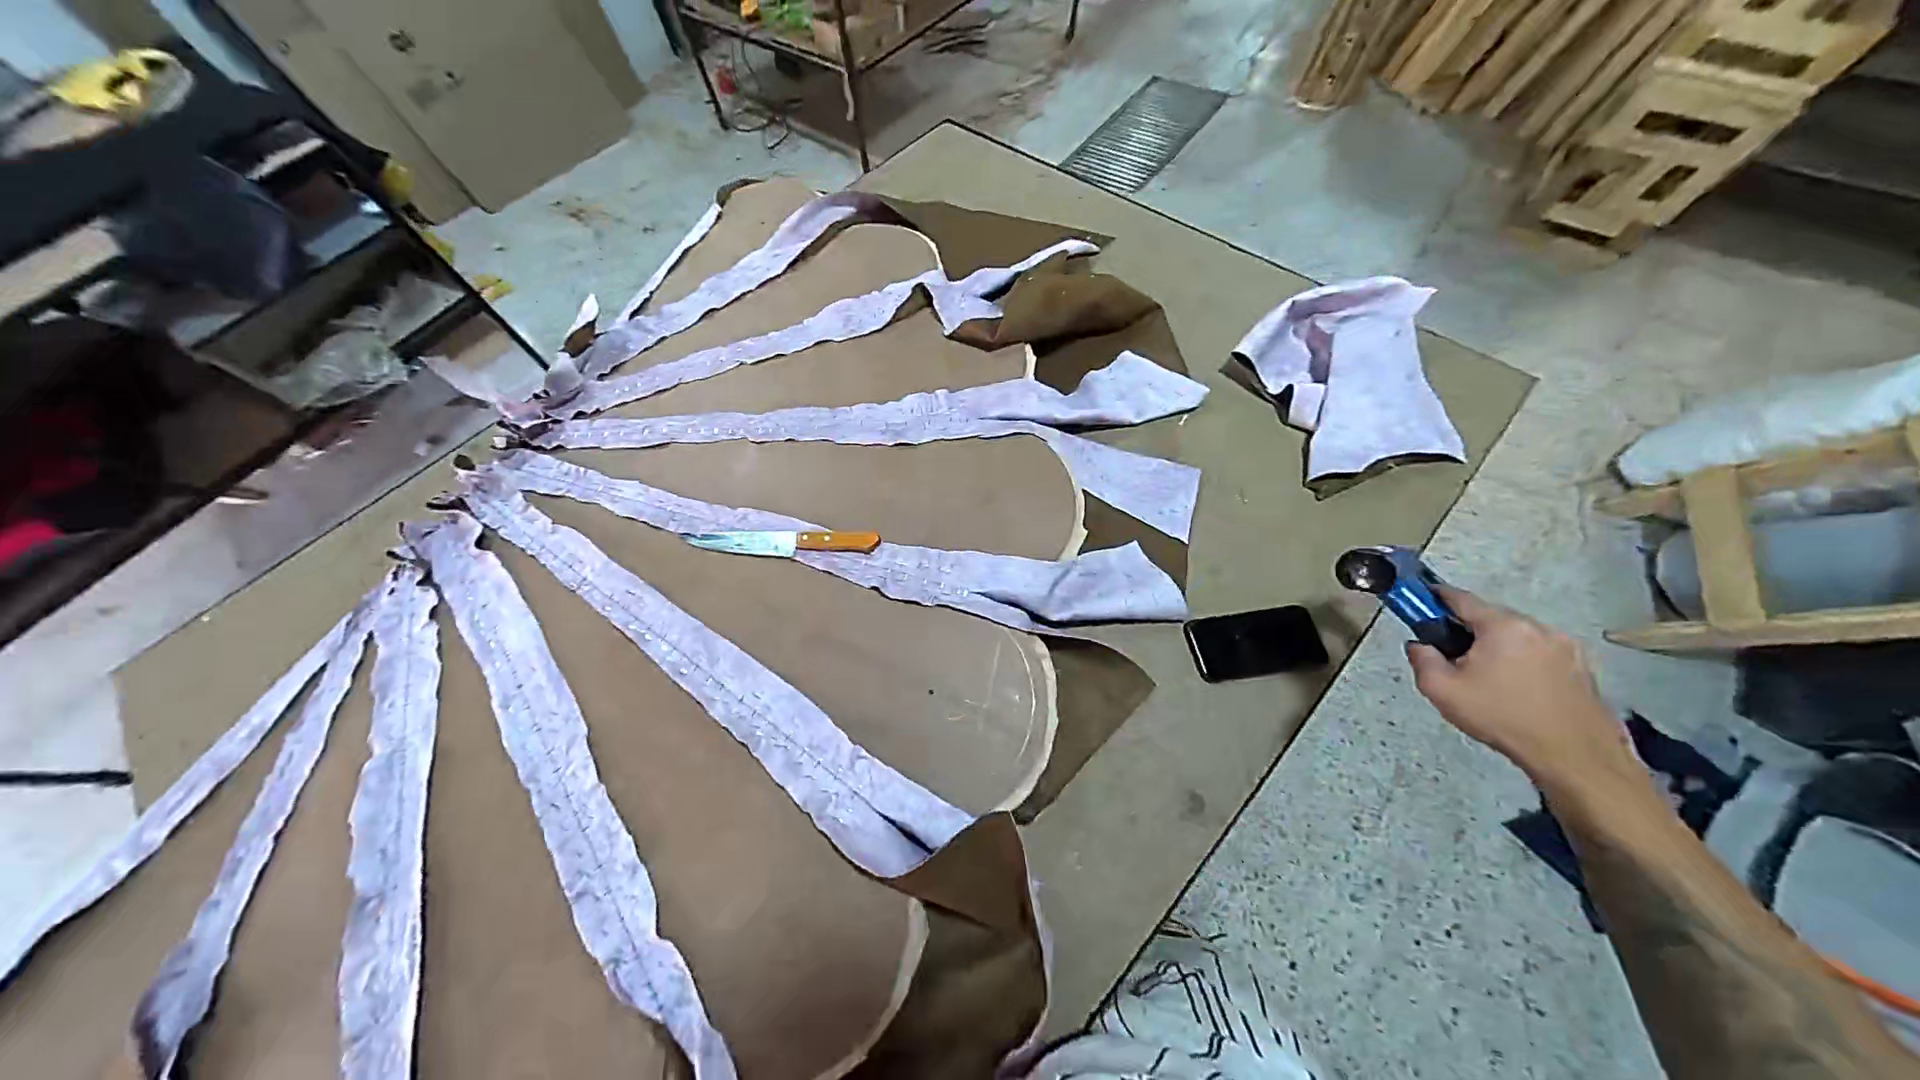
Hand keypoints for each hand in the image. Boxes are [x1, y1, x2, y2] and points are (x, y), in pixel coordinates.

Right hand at [1405, 587, 1638, 797]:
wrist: (1575, 756)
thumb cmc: (1502, 717)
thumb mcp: (1441, 690)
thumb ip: (1421, 659)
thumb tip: (1419, 645)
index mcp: (1503, 626)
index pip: (1461, 598)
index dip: (1435, 597)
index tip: (1420, 603)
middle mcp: (1538, 627)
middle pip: (1492, 618)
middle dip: (1468, 630)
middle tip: (1453, 656)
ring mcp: (1567, 646)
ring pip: (1518, 636)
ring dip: (1498, 647)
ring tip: (1488, 679)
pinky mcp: (1583, 667)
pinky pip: (1541, 653)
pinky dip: (1523, 661)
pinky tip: (1517, 689)